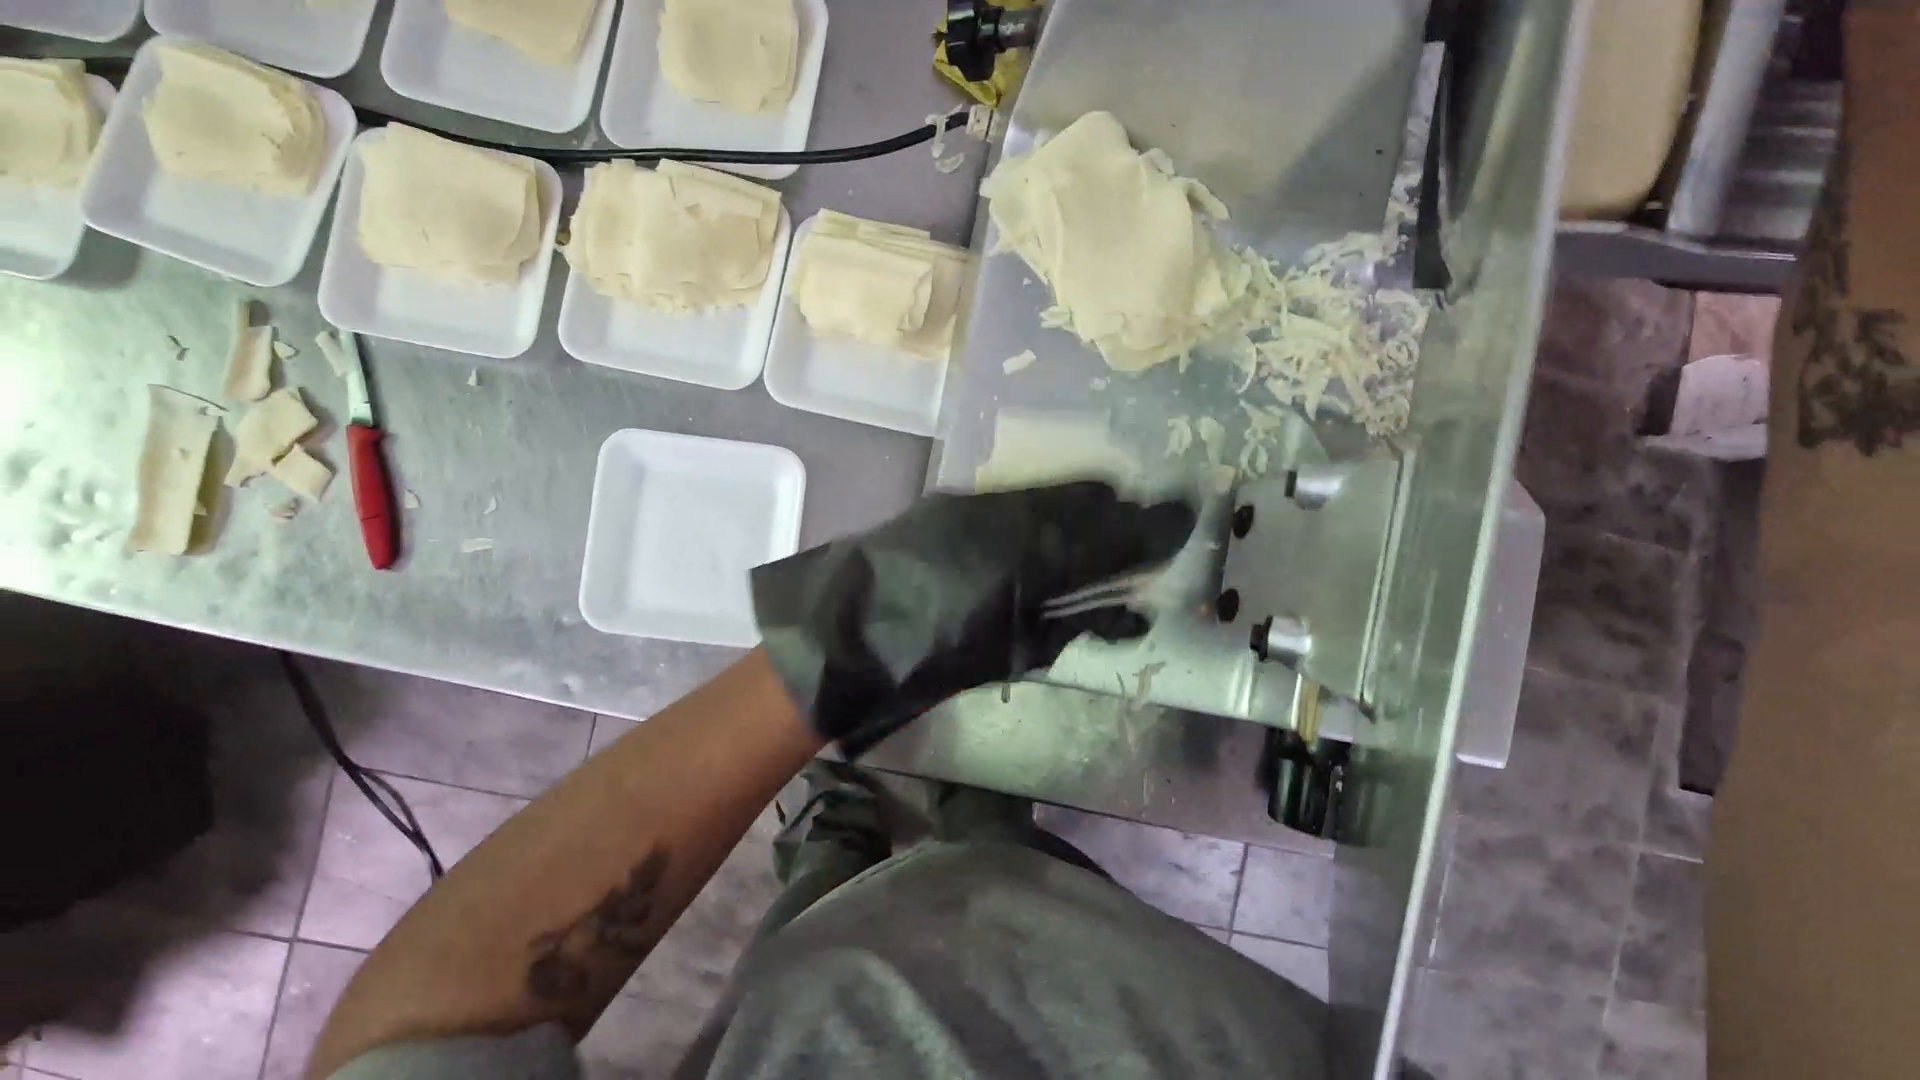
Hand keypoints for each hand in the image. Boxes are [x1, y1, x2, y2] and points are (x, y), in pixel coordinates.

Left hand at [751, 480, 1196, 757]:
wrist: (840, 636)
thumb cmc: (927, 663)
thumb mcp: (1008, 656)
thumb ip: (1072, 628)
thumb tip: (1131, 616)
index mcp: (1029, 566)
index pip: (1109, 540)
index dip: (1151, 533)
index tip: (1186, 522)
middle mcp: (1009, 521)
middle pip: (1085, 506)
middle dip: (1124, 513)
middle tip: (1155, 518)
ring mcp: (976, 505)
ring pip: (1051, 494)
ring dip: (1086, 503)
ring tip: (1114, 507)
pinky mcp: (950, 502)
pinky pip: (1016, 494)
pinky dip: (1047, 502)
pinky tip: (1056, 510)